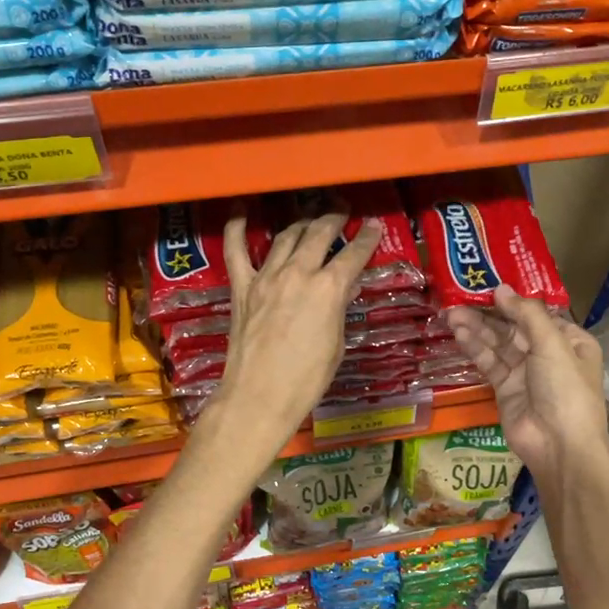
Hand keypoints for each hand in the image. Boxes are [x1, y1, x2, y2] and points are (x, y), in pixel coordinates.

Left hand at [207, 212, 379, 454]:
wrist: (259, 397)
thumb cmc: (306, 380)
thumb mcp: (336, 345)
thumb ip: (338, 311)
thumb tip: (341, 291)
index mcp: (328, 289)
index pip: (353, 255)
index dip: (366, 239)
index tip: (372, 227)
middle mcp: (298, 274)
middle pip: (318, 234)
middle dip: (333, 219)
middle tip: (341, 213)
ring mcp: (266, 278)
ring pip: (285, 237)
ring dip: (300, 224)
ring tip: (310, 218)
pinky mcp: (242, 288)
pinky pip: (236, 251)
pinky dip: (237, 229)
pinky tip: (240, 212)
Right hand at [448, 286, 608, 481]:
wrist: (559, 445)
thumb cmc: (565, 389)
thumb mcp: (552, 344)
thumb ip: (526, 314)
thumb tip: (501, 289)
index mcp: (570, 342)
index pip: (539, 315)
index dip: (514, 301)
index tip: (487, 287)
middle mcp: (549, 354)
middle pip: (515, 328)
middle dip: (489, 314)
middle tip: (459, 299)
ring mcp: (526, 373)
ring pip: (499, 345)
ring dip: (477, 329)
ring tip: (452, 314)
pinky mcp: (506, 390)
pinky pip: (490, 363)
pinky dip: (475, 348)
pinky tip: (459, 334)